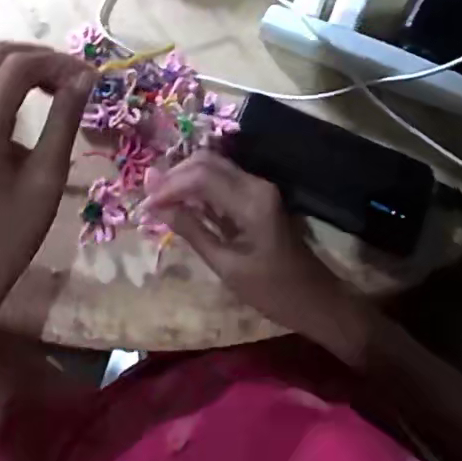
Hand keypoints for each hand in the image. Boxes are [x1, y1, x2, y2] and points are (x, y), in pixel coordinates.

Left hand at [0, 42, 95, 324]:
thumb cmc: (17, 226)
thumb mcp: (49, 173)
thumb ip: (65, 119)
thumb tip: (86, 76)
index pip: (17, 68)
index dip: (57, 62)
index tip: (90, 76)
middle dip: (42, 57)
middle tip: (78, 76)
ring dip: (29, 64)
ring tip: (65, 84)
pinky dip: (17, 79)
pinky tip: (44, 95)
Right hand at [144, 152, 372, 360]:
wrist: (316, 299)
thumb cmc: (272, 291)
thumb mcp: (225, 265)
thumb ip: (191, 229)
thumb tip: (155, 205)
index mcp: (250, 201)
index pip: (200, 176)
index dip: (168, 186)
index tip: (145, 206)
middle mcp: (255, 184)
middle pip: (206, 162)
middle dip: (173, 176)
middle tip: (148, 199)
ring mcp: (258, 186)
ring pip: (213, 166)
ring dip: (184, 178)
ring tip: (159, 201)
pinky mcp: (257, 194)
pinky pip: (222, 179)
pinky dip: (198, 186)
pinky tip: (182, 204)